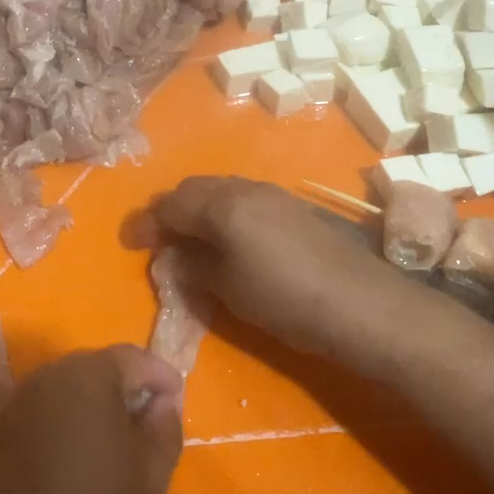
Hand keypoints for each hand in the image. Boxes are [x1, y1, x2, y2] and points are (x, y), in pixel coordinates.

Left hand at [0, 345, 182, 493]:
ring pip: (69, 383)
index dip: (159, 373)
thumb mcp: (151, 471)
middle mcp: (53, 371)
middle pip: (98, 365)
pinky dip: (67, 413)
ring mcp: (25, 394)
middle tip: (148, 414)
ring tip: (115, 432)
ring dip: (94, 399)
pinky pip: (47, 403)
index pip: (133, 357)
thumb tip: (164, 400)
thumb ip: (165, 426)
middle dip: (125, 383)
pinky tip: (79, 444)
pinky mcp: (8, 420)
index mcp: (90, 374)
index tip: (176, 394)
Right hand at [123, 176, 414, 363]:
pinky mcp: (294, 209)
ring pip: (221, 191)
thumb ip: (194, 268)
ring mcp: (273, 195)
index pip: (171, 205)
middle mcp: (243, 188)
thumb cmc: (285, 298)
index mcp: (221, 204)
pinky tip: (229, 239)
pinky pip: (244, 200)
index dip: (147, 223)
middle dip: (171, 210)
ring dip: (199, 210)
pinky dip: (224, 214)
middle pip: (194, 189)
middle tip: (157, 237)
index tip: (130, 242)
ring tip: (190, 238)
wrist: (363, 305)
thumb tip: (176, 258)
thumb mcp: (228, 290)